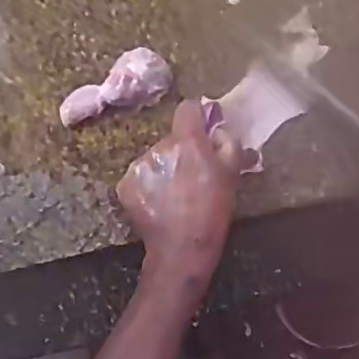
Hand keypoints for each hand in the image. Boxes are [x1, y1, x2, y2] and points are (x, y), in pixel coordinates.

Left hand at [117, 99, 243, 282]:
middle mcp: (159, 147)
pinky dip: (150, 186)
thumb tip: (220, 132)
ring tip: (178, 195)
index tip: (204, 130)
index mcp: (187, 141)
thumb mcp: (232, 177)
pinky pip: (141, 177)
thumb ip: (229, 146)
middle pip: (172, 139)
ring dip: (166, 169)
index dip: (197, 117)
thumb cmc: (213, 213)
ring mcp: (138, 166)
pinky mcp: (125, 185)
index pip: (187, 109)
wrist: (182, 249)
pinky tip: (162, 204)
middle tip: (196, 176)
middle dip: (183, 152)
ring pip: (156, 158)